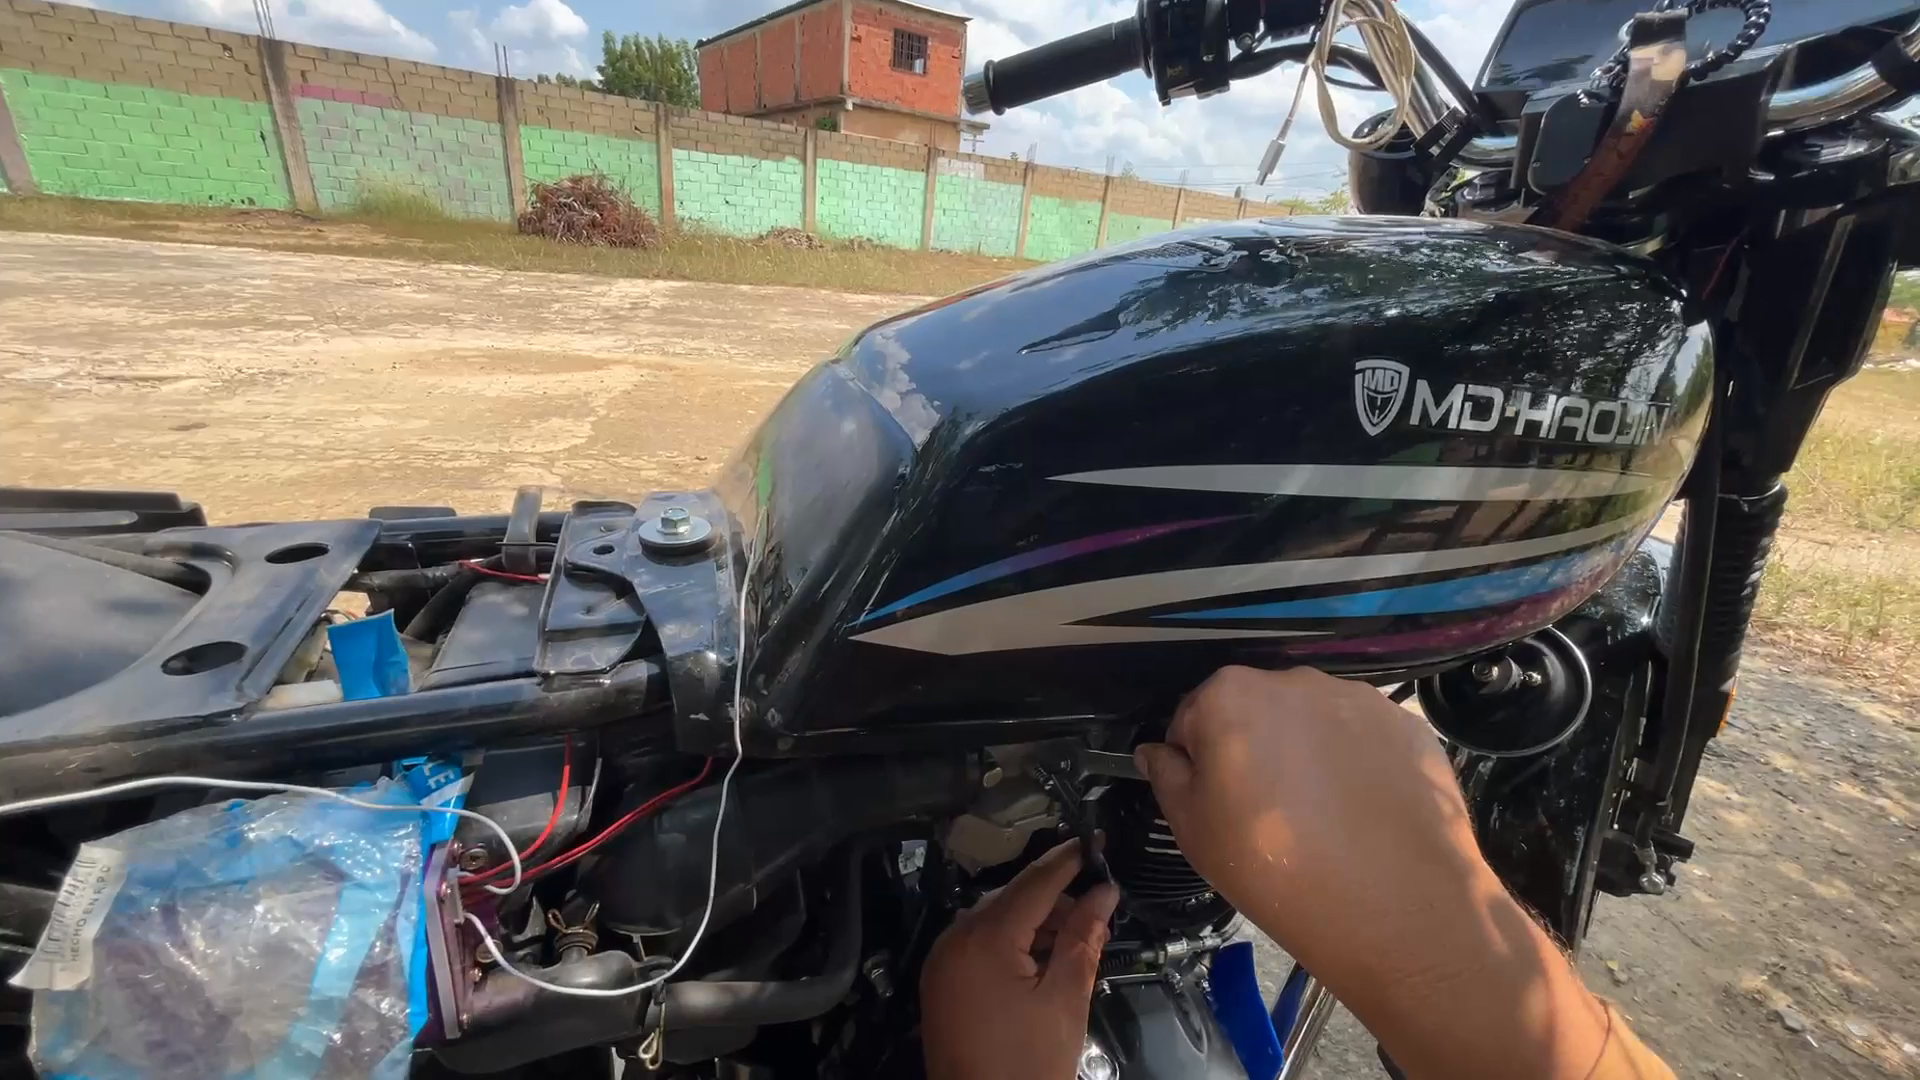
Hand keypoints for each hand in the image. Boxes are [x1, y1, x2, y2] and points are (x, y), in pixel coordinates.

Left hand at [920, 842, 1120, 1079]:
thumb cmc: (1028, 1066)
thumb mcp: (1064, 1002)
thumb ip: (1082, 939)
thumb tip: (1104, 893)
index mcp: (985, 937)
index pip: (1035, 882)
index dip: (1069, 859)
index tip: (1096, 839)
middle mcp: (955, 936)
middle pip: (1014, 898)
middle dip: (1057, 897)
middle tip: (1098, 906)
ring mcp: (943, 958)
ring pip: (996, 918)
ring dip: (1036, 920)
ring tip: (1076, 937)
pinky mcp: (940, 979)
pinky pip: (980, 941)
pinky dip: (1012, 941)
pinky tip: (1042, 957)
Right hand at [1133, 666, 1485, 976]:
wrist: (1398, 913)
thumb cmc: (1274, 867)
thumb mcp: (1193, 828)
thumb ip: (1166, 775)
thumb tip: (1155, 752)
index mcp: (1228, 695)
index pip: (1192, 717)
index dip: (1197, 761)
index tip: (1217, 801)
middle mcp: (1290, 680)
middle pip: (1252, 709)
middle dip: (1251, 746)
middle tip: (1265, 809)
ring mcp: (1354, 698)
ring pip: (1308, 719)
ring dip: (1303, 749)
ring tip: (1321, 813)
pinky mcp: (1404, 724)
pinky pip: (1360, 734)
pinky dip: (1353, 760)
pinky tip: (1360, 809)